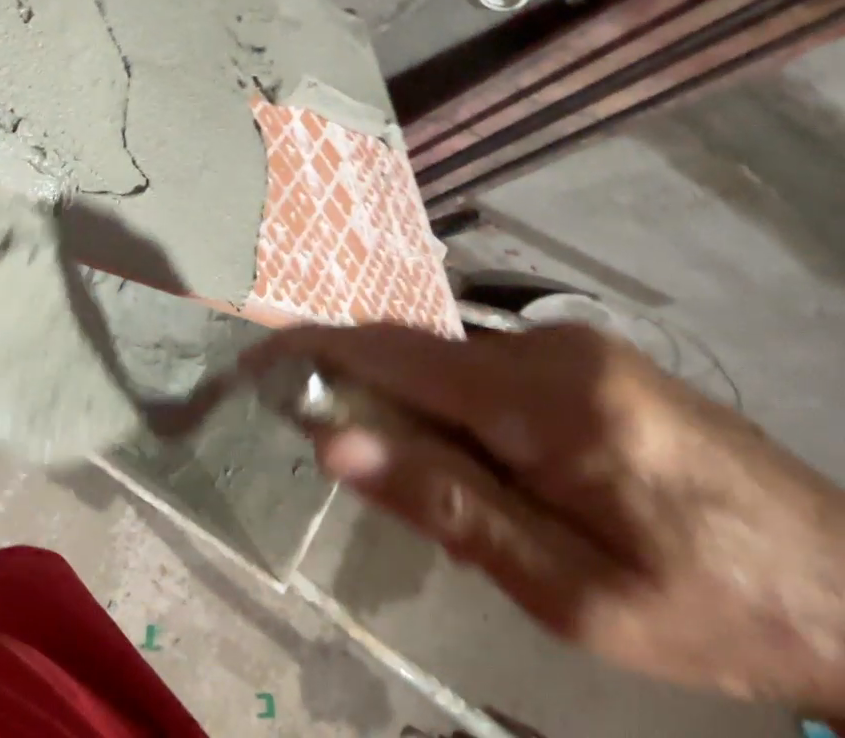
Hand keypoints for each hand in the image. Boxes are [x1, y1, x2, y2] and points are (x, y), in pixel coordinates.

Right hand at [242, 322, 844, 715]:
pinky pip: (482, 373)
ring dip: (410, 415)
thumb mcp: (569, 591)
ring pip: (443, 366)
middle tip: (362, 479)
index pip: (387, 352)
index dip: (306, 355)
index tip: (245, 371)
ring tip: (443, 498)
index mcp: (548, 398)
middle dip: (361, 401)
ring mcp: (580, 350)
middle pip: (410, 357)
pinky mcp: (594, 364)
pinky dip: (450, 412)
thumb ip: (446, 507)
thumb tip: (331, 444)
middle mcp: (555, 349)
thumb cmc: (714, 611)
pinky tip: (488, 475)